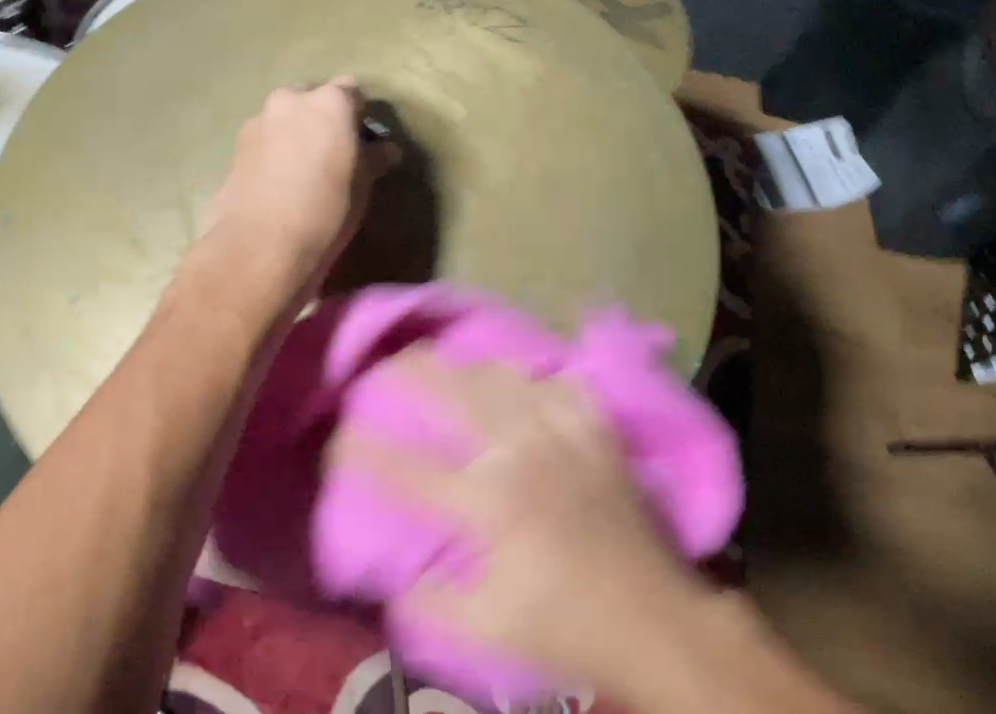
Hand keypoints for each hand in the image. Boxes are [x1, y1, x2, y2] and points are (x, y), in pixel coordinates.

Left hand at [209, 76, 394, 269]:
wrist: (261, 245)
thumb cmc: (326, 210)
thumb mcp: (361, 186)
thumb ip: (373, 158)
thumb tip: (384, 149)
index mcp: (329, 102)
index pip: (352, 90)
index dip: (360, 114)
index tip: (364, 140)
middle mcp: (290, 100)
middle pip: (313, 97)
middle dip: (324, 117)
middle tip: (334, 151)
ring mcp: (258, 120)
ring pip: (285, 117)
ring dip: (297, 132)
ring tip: (304, 168)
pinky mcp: (236, 146)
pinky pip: (265, 138)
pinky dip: (276, 149)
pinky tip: (281, 180)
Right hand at [327, 351, 711, 690]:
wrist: (656, 620)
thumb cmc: (568, 627)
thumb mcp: (486, 629)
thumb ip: (428, 603)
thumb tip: (392, 582)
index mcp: (489, 502)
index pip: (408, 469)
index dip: (364, 451)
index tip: (339, 440)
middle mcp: (522, 452)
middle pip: (456, 392)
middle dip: (412, 374)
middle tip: (386, 367)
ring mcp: (565, 434)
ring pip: (507, 376)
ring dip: (468, 368)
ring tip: (447, 365)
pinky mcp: (599, 433)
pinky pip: (561, 385)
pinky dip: (535, 380)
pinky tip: (524, 384)